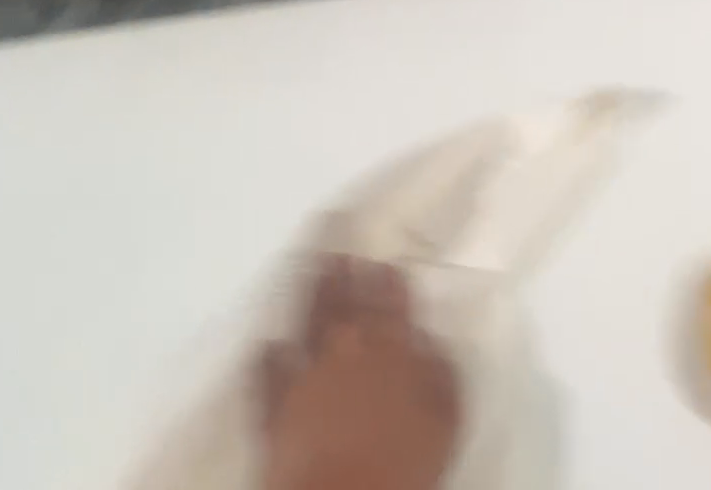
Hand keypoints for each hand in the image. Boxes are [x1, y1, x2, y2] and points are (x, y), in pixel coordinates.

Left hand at [260, 255, 462, 489]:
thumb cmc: (406, 459)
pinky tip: (263, 345)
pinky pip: (265, 379)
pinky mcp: (273, 414)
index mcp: (393, 349)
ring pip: (307, 326)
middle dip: (344, 275)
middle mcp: (348, 353)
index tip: (380, 259)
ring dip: (309, 296)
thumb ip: (437, 369)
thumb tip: (423, 341)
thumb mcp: (447, 412)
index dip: (386, 280)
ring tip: (309, 270)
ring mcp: (305, 381)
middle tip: (338, 249)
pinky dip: (264, 361)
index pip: (391, 303)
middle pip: (346, 305)